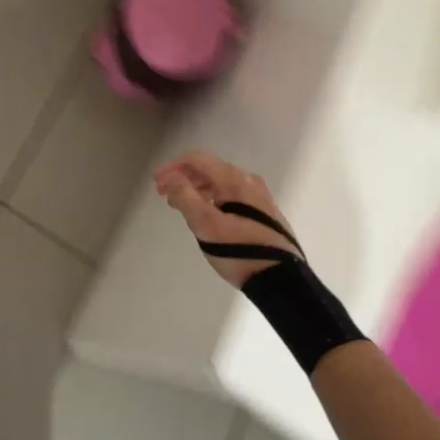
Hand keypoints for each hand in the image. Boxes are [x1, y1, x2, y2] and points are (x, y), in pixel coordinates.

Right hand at [155, 150, 300, 288]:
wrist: (282, 280)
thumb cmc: (239, 250)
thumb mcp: (205, 225)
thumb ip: (185, 196)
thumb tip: (171, 176)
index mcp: (233, 179)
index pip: (197, 159)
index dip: (172, 166)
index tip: (156, 182)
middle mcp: (248, 181)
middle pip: (209, 168)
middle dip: (183, 177)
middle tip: (164, 195)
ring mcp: (259, 196)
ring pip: (221, 181)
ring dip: (197, 188)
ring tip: (182, 205)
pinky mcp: (265, 211)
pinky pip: (232, 194)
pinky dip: (213, 196)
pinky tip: (208, 213)